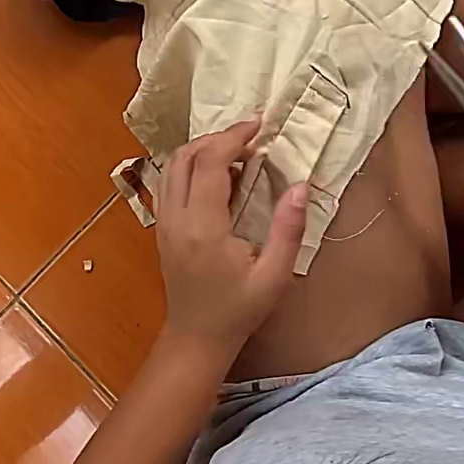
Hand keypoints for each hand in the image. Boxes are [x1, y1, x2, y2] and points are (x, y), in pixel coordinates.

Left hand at [155, 120, 307, 347]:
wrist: (197, 337)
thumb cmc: (239, 310)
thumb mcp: (275, 276)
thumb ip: (289, 230)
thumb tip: (301, 185)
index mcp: (203, 227)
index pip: (209, 162)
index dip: (234, 136)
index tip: (260, 125)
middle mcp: (175, 218)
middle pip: (185, 155)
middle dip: (218, 137)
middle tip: (251, 137)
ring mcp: (163, 222)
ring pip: (172, 166)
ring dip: (202, 149)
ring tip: (236, 151)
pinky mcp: (162, 228)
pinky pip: (169, 182)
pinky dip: (191, 166)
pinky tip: (217, 175)